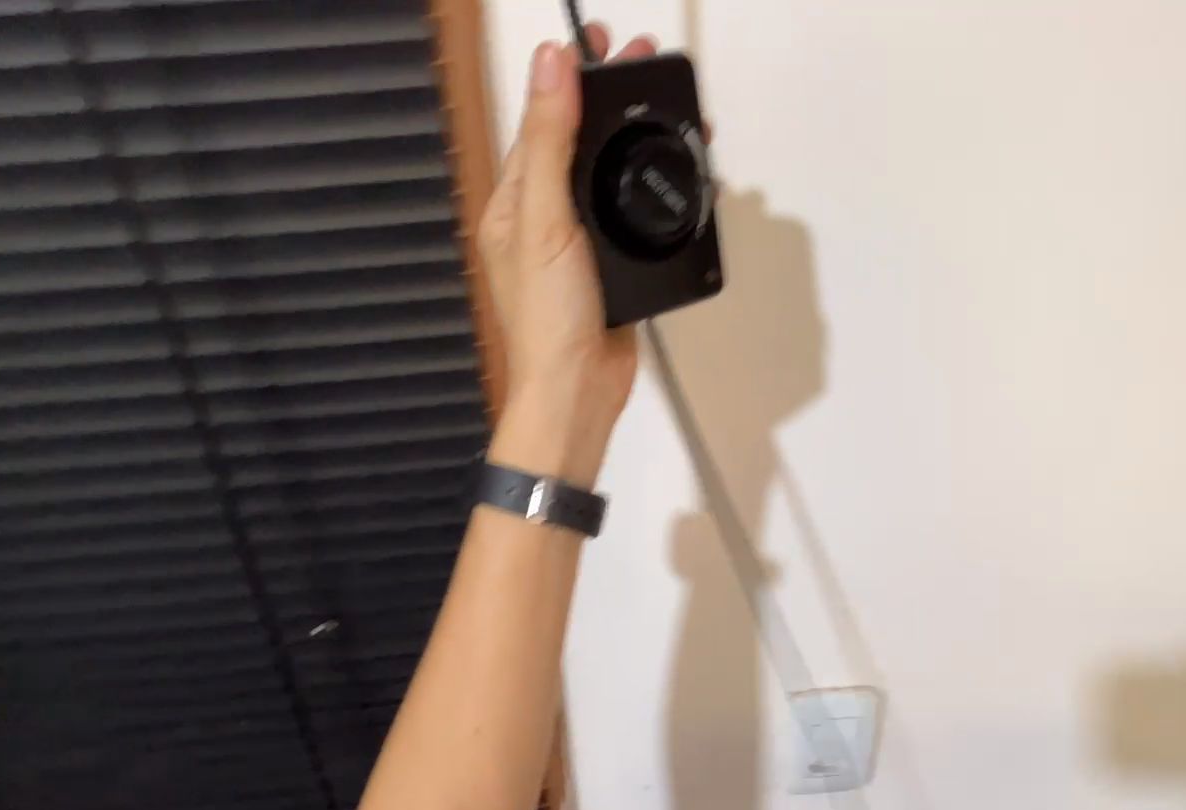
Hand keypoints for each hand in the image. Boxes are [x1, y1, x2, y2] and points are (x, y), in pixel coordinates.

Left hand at [478, 26, 657, 487]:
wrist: (579, 389)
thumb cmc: (547, 321)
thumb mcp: (544, 222)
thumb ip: (549, 144)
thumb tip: (550, 68)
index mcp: (514, 204)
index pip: (539, 123)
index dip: (567, 80)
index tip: (596, 44)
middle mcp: (544, 221)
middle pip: (578, 145)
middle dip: (610, 102)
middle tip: (643, 65)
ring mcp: (579, 245)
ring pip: (608, 180)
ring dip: (635, 144)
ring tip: (668, 113)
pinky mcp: (612, 268)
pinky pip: (631, 217)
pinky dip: (650, 192)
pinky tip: (671, 176)